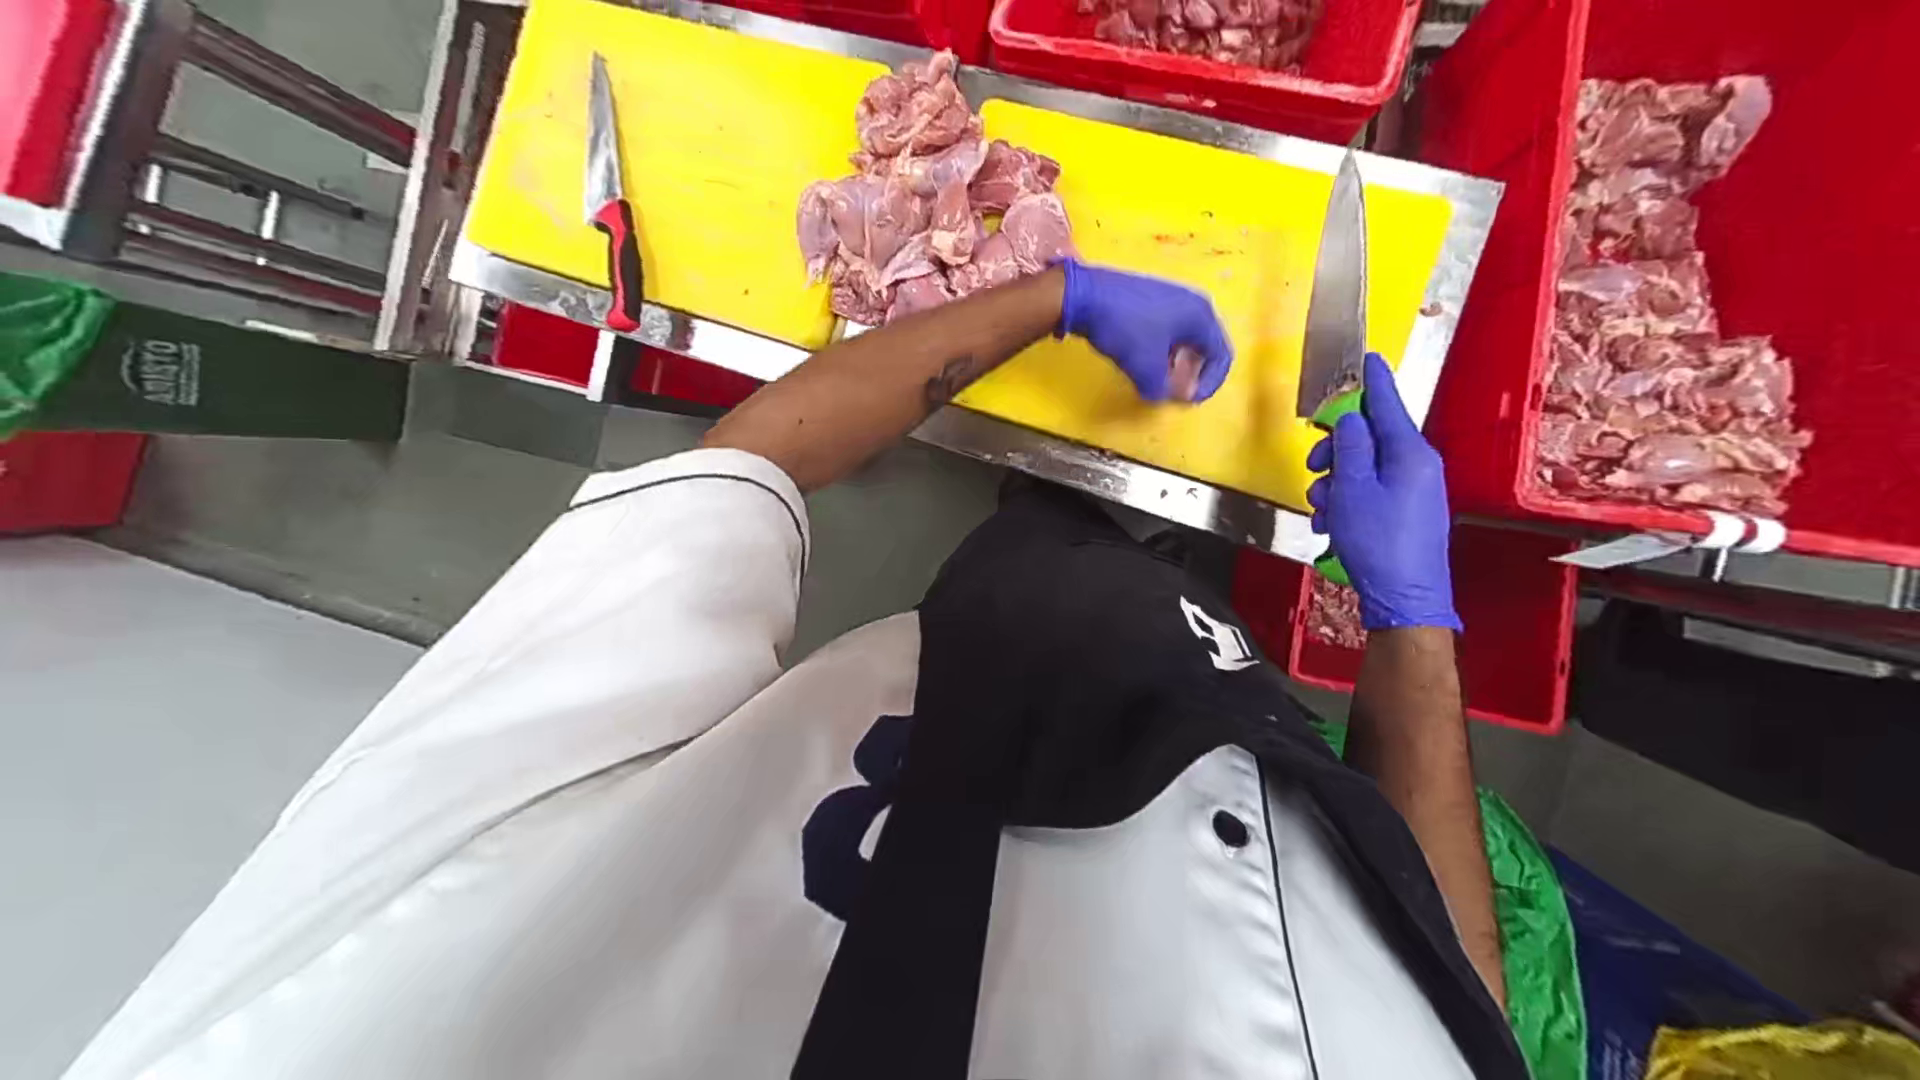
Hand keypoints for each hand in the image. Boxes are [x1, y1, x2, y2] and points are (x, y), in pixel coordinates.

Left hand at [1056, 259, 1232, 401]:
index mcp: (1201, 316)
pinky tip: (1142, 362)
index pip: (1221, 356)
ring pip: (1184, 341)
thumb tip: (1177, 396)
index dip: (1209, 384)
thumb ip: (1165, 387)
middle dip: (1192, 375)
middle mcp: (1193, 303)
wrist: (1085, 295)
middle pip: (1205, 348)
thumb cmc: (1125, 329)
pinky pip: (1167, 332)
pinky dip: (1162, 352)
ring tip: (1156, 381)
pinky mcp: (1151, 300)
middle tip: (1174, 393)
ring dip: (1175, 365)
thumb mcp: (1146, 366)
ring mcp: (1171, 299)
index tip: (1189, 401)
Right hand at [1306, 353, 1459, 631]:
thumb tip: (1350, 418)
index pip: (1387, 404)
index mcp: (1409, 452)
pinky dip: (1346, 501)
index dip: (1372, 381)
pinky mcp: (1405, 510)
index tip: (1368, 358)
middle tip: (1315, 467)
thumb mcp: (1353, 489)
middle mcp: (1416, 465)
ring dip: (1334, 483)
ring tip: (1323, 510)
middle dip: (1335, 450)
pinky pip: (1369, 491)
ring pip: (1363, 468)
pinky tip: (1333, 523)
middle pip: (1368, 438)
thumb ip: (1350, 448)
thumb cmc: (1377, 539)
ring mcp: (1413, 489)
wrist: (1405, 593)